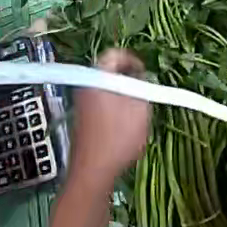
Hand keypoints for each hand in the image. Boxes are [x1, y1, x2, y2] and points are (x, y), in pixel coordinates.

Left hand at [68, 49, 150, 186]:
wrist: (92, 172)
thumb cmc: (118, 137)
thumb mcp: (140, 108)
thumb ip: (143, 87)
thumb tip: (141, 78)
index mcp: (97, 78)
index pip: (113, 54)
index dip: (132, 59)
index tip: (145, 73)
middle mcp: (84, 86)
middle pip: (108, 72)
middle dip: (128, 78)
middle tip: (144, 90)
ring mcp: (80, 104)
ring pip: (105, 89)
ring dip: (122, 94)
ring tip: (137, 109)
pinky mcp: (81, 120)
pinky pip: (100, 103)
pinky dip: (114, 107)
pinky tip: (124, 125)